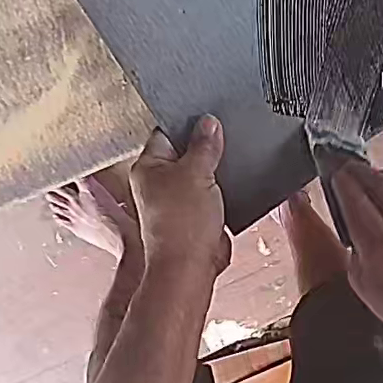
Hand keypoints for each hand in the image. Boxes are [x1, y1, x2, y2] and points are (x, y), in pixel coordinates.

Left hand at [130, 115, 229, 278]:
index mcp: (149, 166)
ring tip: (231, 162)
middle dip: (206, 147)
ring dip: (216, 170)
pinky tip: (234, 183)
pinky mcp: (195, 215)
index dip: (188, 123)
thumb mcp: (196, 172)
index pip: (167, 132)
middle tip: (224, 139)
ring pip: (200, 174)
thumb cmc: (182, 225)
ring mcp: (178, 200)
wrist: (191, 266)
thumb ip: (204, 144)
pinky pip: (211, 194)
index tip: (209, 117)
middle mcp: (159, 183)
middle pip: (185, 153)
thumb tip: (208, 123)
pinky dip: (222, 189)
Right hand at [331, 162, 382, 345]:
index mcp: (380, 245)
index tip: (334, 172)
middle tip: (348, 168)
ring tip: (372, 178)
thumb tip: (349, 209)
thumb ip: (352, 240)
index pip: (355, 197)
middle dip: (359, 172)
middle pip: (378, 182)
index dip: (341, 180)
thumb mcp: (358, 277)